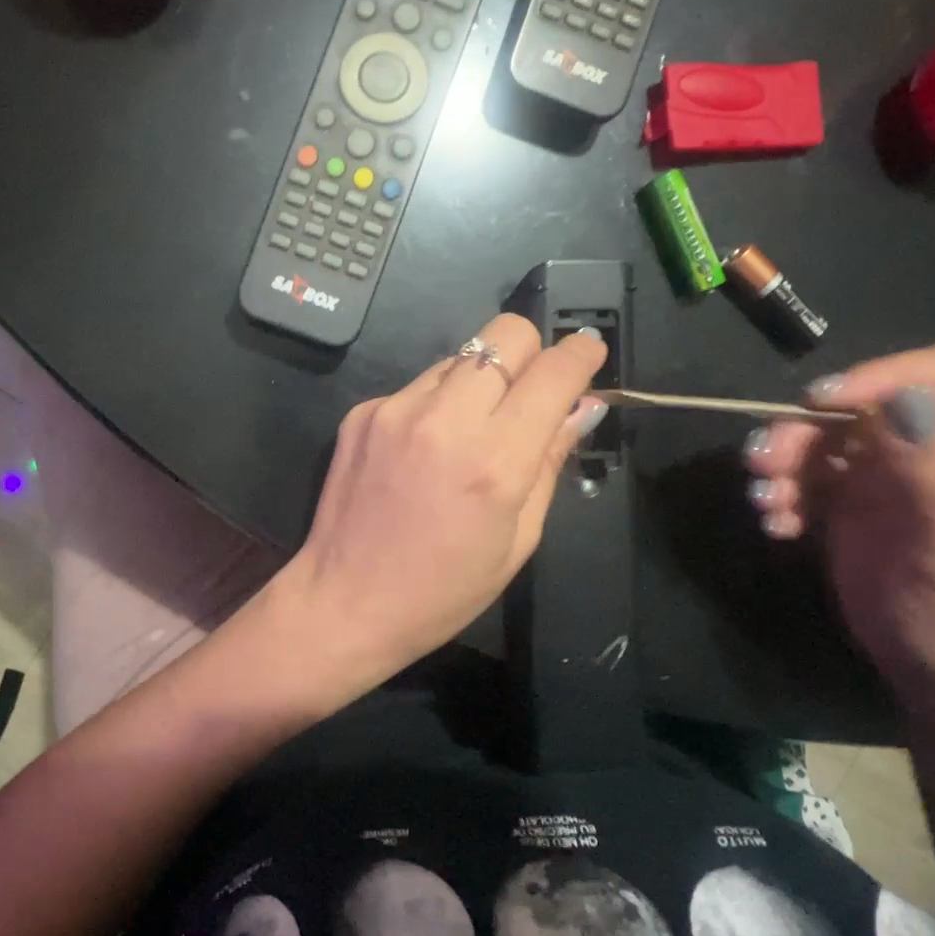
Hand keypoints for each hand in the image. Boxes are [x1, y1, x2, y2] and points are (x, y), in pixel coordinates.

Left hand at [268, 314, 607, 684]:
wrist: (345, 602)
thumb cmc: (443, 590)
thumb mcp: (519, 540)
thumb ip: (551, 461)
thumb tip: (583, 407)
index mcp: (494, 461)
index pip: (553, 372)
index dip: (582, 354)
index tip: (589, 353)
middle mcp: (444, 419)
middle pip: (505, 333)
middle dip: (530, 353)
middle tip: (530, 393)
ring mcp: (395, 409)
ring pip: (460, 356)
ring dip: (480, 380)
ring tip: (470, 432)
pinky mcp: (361, 412)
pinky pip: (418, 385)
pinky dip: (436, 404)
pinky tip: (425, 450)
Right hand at [743, 341, 934, 722]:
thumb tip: (909, 400)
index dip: (893, 376)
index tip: (827, 402)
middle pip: (876, 404)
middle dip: (813, 429)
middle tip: (765, 459)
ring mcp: (902, 474)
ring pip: (835, 436)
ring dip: (788, 459)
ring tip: (763, 497)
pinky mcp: (859, 499)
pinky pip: (812, 474)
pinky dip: (786, 492)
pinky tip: (776, 525)